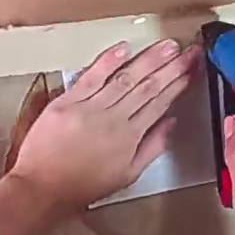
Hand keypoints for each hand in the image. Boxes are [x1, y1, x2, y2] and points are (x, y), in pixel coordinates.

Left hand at [6, 39, 197, 210]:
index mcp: (130, 137)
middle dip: (171, 67)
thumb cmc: (83, 185)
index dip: (178, 84)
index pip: (159, 103)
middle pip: (147, 87)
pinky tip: (124, 48)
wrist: (43, 189)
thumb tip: (172, 122)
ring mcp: (89, 109)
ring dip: (148, 59)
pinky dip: (107, 61)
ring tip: (168, 45)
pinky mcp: (66, 103)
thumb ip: (152, 148)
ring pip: (125, 78)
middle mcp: (113, 120)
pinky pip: (91, 77)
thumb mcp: (126, 175)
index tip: (191, 68)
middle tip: (189, 50)